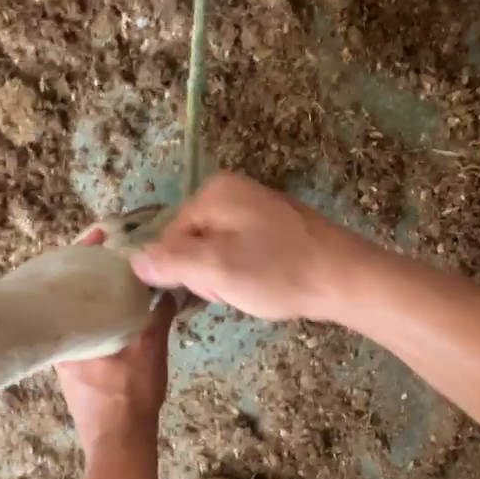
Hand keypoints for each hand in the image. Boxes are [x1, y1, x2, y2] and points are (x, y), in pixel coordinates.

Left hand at [57, 265, 180, 457]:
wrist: (117, 442)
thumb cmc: (130, 392)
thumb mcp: (151, 348)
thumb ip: (158, 315)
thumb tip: (168, 288)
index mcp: (71, 328)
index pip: (72, 276)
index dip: (85, 251)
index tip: (100, 233)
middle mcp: (57, 339)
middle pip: (69, 292)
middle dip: (89, 272)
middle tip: (110, 252)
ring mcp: (61, 356)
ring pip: (72, 313)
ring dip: (91, 295)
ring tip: (115, 279)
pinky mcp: (69, 370)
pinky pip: (76, 331)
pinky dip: (92, 316)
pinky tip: (113, 315)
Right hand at [130, 173, 363, 321]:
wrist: (346, 278)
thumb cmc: (279, 272)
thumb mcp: (216, 269)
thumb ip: (170, 261)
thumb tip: (133, 260)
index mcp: (215, 192)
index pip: (169, 238)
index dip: (184, 271)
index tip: (213, 286)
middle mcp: (233, 190)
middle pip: (193, 243)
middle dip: (208, 273)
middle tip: (237, 287)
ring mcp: (257, 207)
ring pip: (218, 252)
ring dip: (230, 277)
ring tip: (256, 287)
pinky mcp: (277, 227)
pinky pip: (243, 252)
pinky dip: (251, 272)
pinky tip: (269, 283)